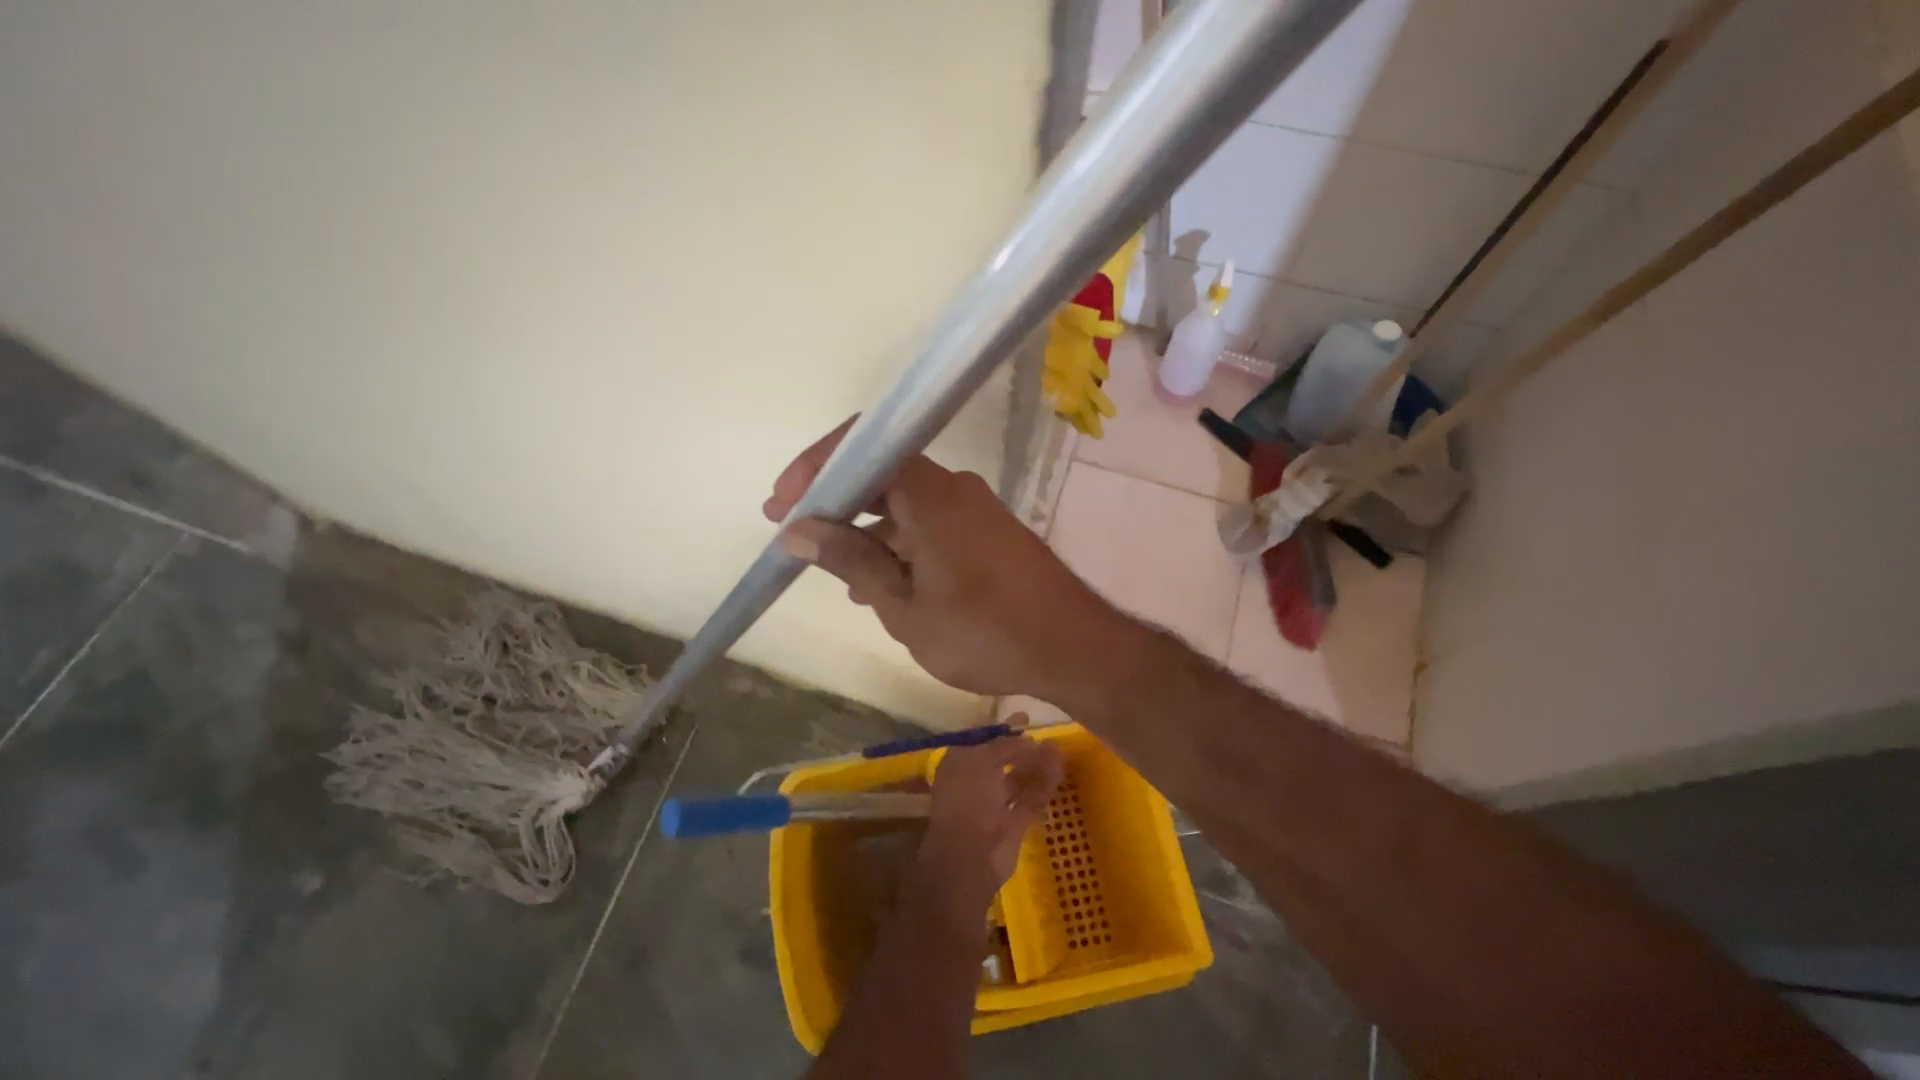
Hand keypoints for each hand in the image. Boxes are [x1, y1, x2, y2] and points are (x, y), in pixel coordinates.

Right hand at [765, 418, 1115, 697]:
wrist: (1075, 650)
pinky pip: (929, 525)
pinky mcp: (988, 535)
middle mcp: (954, 489)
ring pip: (905, 505)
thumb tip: (799, 530)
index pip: (865, 447)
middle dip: (834, 502)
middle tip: (793, 536)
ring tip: (835, 576)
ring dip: (866, 532)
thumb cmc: (984, 632)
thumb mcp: (904, 606)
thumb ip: (851, 561)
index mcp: (931, 493)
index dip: (816, 468)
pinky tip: (880, 588)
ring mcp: (975, 511)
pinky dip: (898, 546)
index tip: (781, 506)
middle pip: (883, 474)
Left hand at [916, 732, 1063, 905]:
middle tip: (1045, 734)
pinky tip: (1059, 770)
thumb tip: (1027, 738)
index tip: (1024, 718)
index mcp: (958, 764)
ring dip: (1036, 765)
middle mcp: (973, 782)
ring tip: (1057, 749)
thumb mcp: (982, 762)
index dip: (1000, 729)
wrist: (969, 858)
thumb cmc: (968, 801)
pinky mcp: (1011, 824)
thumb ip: (1004, 746)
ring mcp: (992, 804)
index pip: (979, 740)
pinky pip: (1030, 799)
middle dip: (1021, 747)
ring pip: (1017, 779)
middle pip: (1000, 759)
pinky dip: (1043, 785)